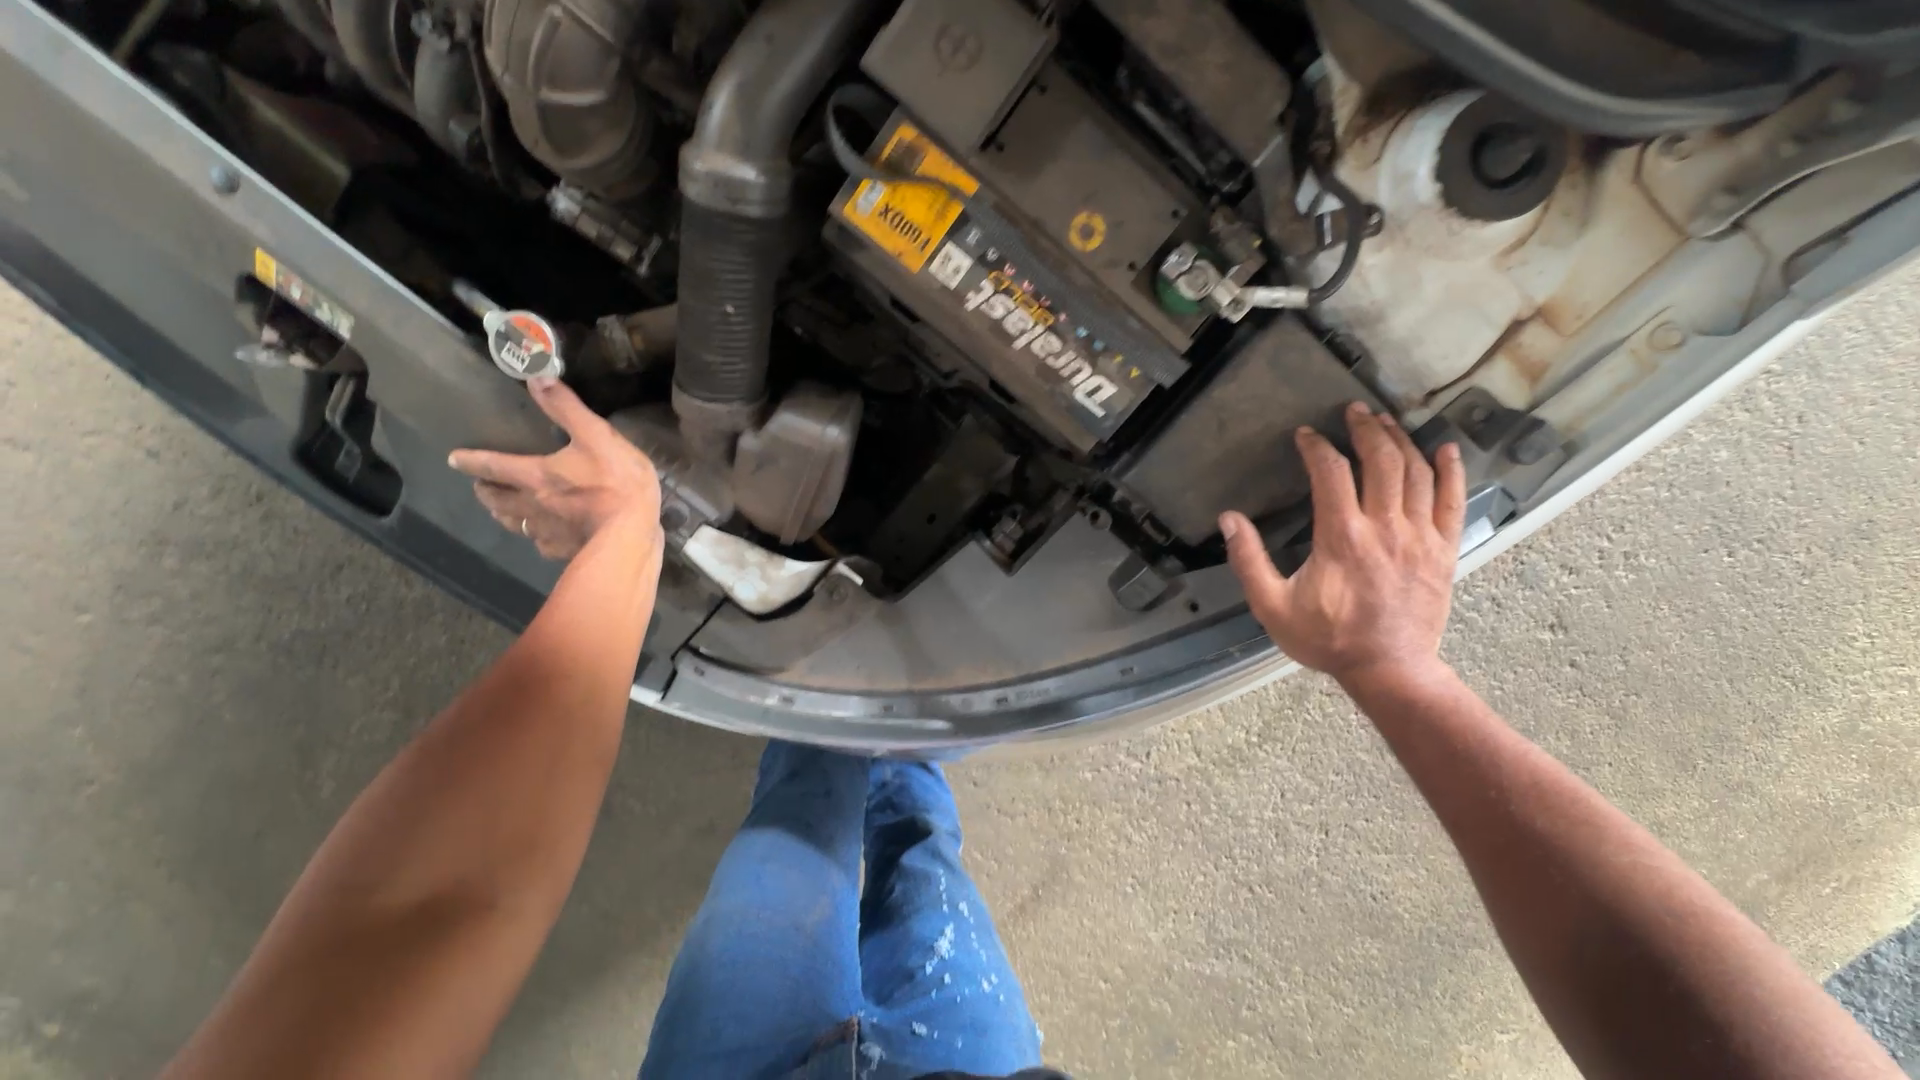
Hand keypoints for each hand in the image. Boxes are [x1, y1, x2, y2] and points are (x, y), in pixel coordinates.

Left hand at [448, 377, 662, 561]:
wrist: (630, 537)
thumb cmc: (615, 484)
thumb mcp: (597, 436)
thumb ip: (566, 408)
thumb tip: (536, 377)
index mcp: (534, 475)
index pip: (493, 466)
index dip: (472, 461)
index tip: (454, 460)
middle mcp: (531, 505)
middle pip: (497, 500)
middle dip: (485, 491)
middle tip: (481, 486)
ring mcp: (546, 532)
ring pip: (515, 523)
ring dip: (505, 515)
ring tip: (504, 511)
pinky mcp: (564, 551)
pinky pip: (543, 544)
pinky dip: (539, 537)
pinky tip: (547, 537)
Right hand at [1220, 401, 1466, 685]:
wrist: (1388, 669)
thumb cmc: (1326, 639)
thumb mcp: (1272, 606)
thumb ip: (1248, 560)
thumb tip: (1228, 519)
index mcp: (1341, 536)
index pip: (1331, 472)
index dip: (1316, 446)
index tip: (1305, 435)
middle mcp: (1384, 527)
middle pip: (1381, 460)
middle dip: (1366, 429)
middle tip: (1353, 411)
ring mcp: (1420, 537)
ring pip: (1417, 472)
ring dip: (1401, 440)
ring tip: (1386, 422)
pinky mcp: (1444, 550)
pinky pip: (1452, 500)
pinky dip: (1451, 470)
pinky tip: (1445, 449)